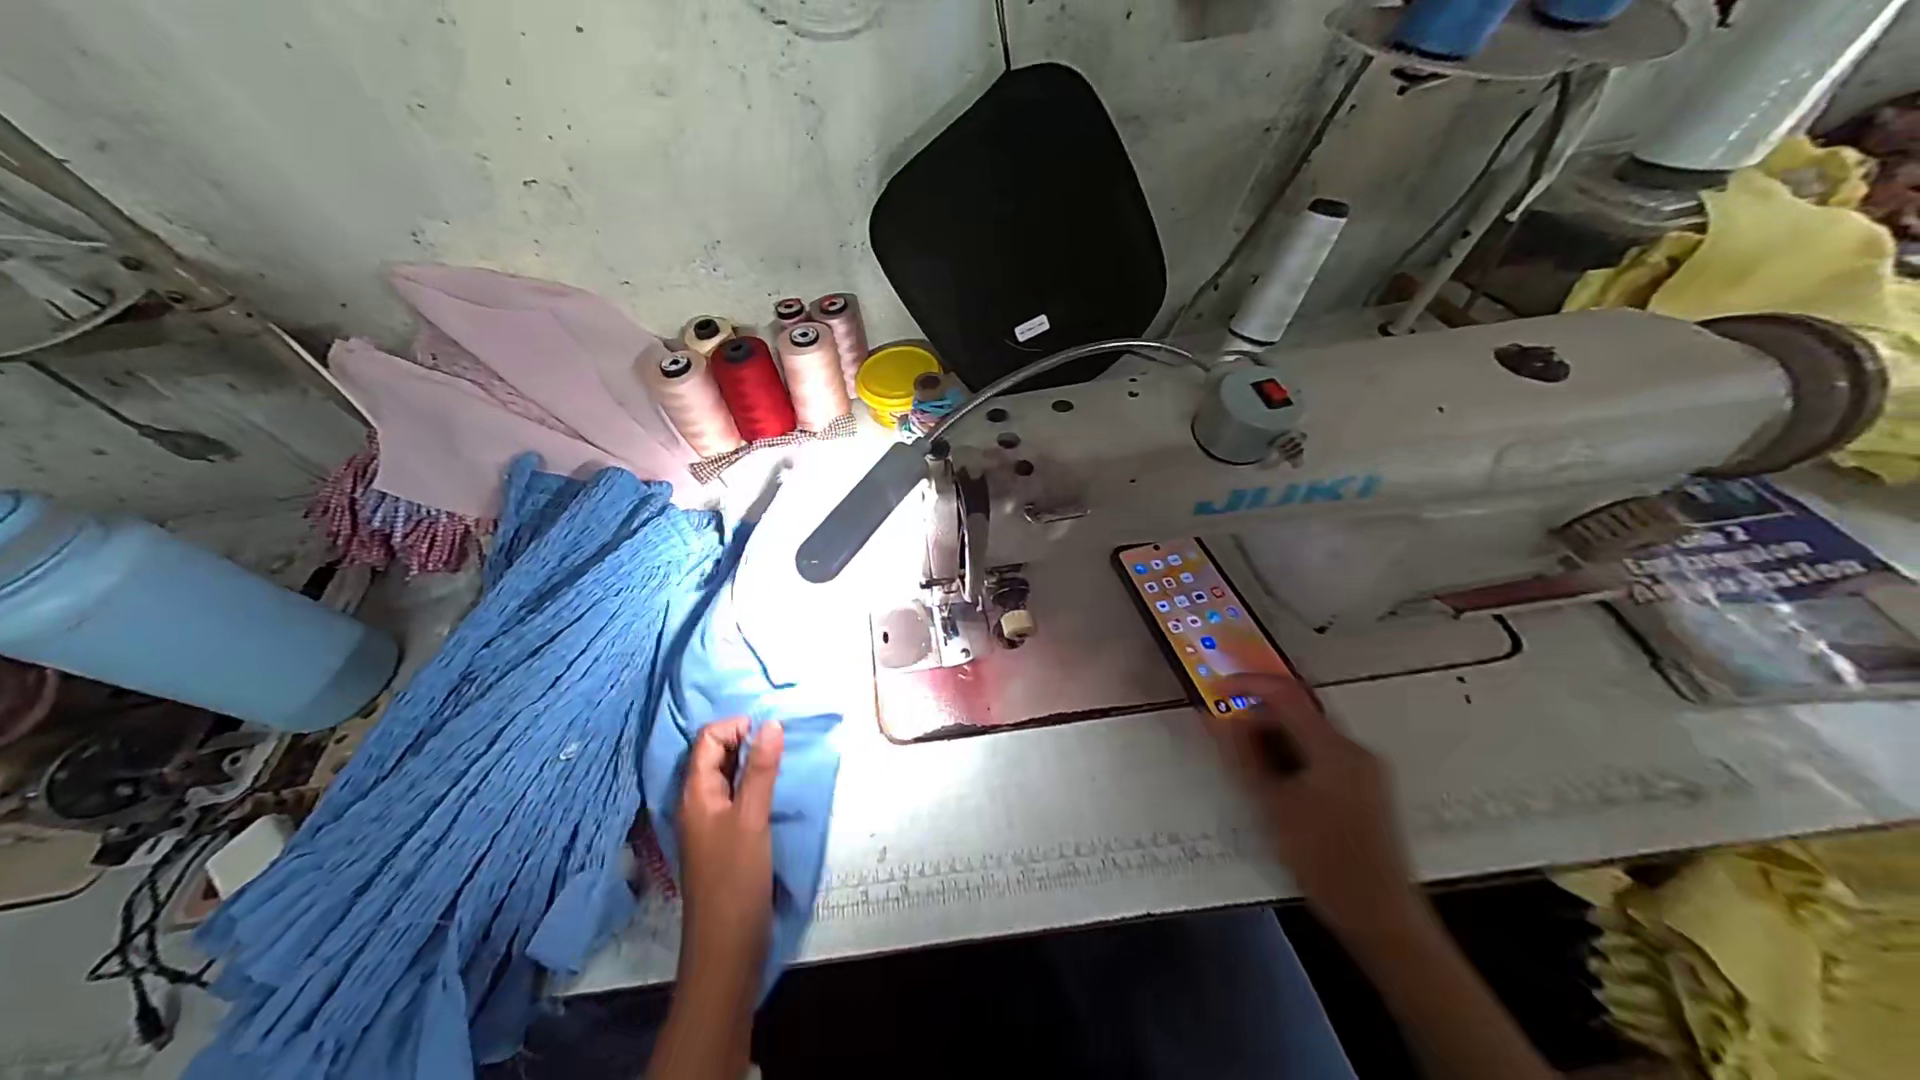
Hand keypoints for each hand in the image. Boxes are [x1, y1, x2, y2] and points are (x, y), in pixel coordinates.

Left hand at [678, 717, 783, 981]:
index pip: (708, 739)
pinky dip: (756, 785)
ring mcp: (711, 821)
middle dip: (747, 741)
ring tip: (783, 764)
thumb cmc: (736, 879)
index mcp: (695, 793)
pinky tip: (776, 791)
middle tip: (782, 746)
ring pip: (729, 776)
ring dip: (753, 763)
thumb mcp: (752, 818)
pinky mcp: (726, 838)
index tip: (772, 734)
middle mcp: (698, 802)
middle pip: (716, 754)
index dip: (737, 728)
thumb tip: (772, 724)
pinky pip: (738, 796)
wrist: (727, 946)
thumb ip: (761, 770)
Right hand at [1204, 675, 1418, 936]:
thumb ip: (1242, 756)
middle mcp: (1356, 750)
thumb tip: (1216, 720)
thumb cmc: (1325, 863)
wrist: (1380, 914)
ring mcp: (1365, 768)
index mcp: (1336, 749)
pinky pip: (1322, 752)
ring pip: (1309, 732)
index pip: (1286, 694)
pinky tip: (1275, 780)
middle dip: (1259, 714)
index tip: (1219, 688)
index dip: (1248, 685)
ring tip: (1246, 759)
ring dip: (1274, 735)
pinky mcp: (1366, 785)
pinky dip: (1293, 753)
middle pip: (1299, 711)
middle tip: (1227, 730)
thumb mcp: (1272, 806)